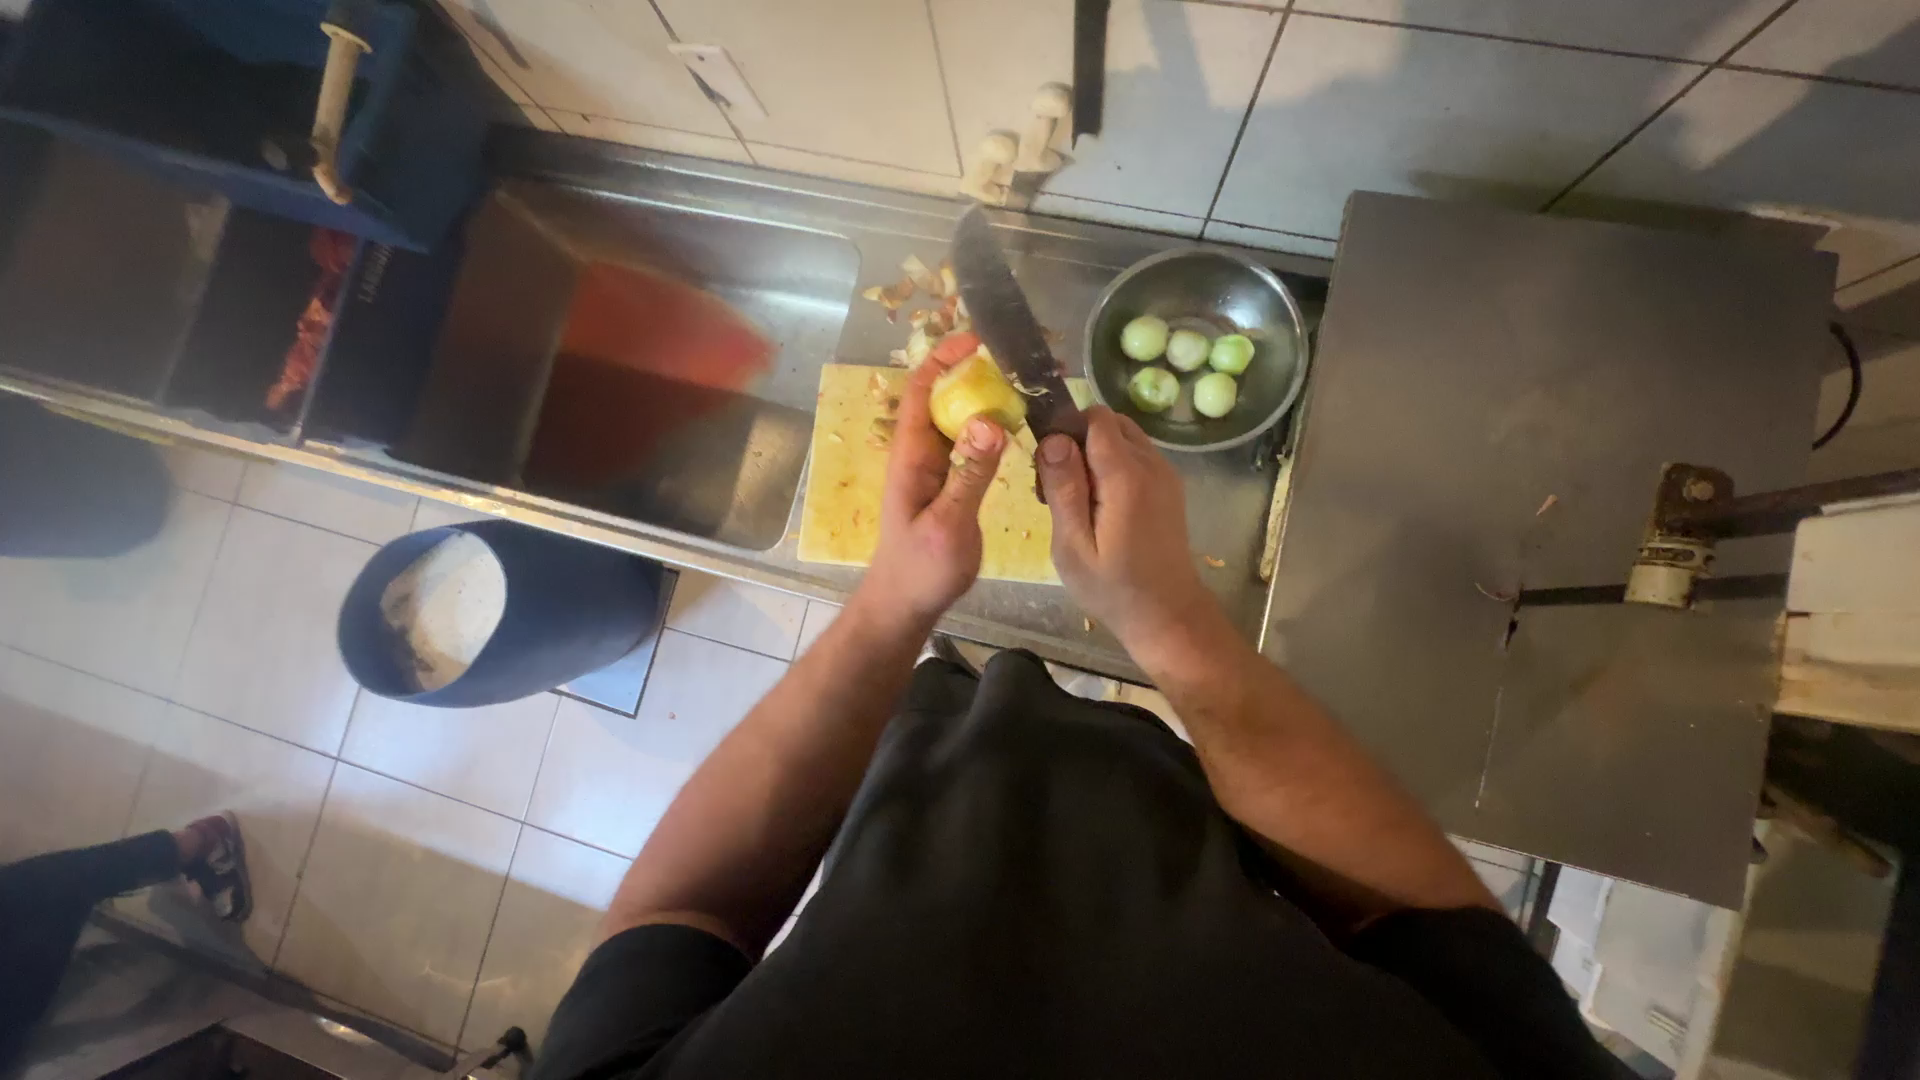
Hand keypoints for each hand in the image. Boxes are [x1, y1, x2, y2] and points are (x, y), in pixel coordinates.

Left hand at [857, 354, 1008, 626]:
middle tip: (1021, 362)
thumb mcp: (948, 523)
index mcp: (911, 454)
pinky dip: (993, 429)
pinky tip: (1020, 425)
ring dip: (988, 399)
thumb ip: (969, 474)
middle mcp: (922, 452)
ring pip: (961, 419)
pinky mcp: (951, 483)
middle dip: (976, 372)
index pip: (922, 390)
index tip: (979, 340)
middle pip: (945, 397)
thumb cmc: (920, 568)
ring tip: (1027, 385)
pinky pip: (972, 444)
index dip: (945, 359)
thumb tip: (990, 421)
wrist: (907, 602)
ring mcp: (936, 467)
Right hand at [1036, 407, 1216, 649]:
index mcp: (1126, 476)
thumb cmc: (1112, 587)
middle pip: (1110, 422)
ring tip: (1074, 497)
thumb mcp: (1073, 545)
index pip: (1095, 418)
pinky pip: (1135, 455)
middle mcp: (1151, 464)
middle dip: (1077, 439)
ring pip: (1123, 436)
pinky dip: (1111, 465)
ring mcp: (1165, 474)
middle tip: (1056, 484)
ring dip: (1093, 452)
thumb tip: (1053, 438)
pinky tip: (1098, 504)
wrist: (1166, 613)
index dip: (1065, 429)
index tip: (1045, 465)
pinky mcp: (1168, 486)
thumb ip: (1064, 488)